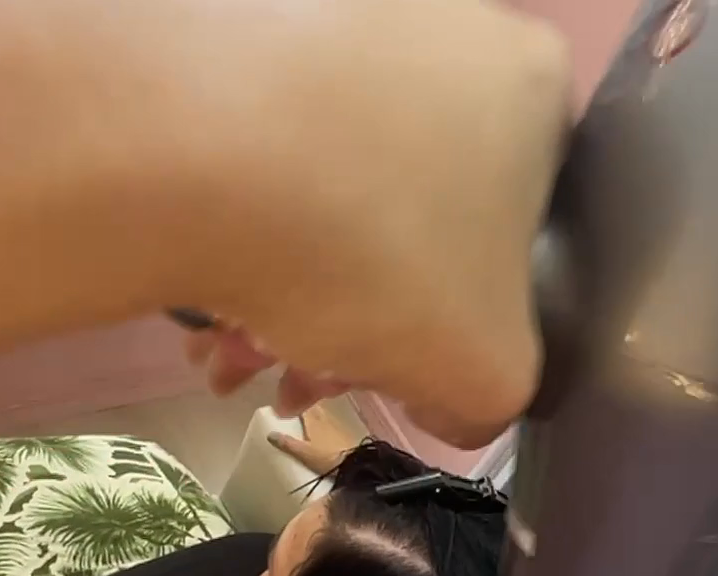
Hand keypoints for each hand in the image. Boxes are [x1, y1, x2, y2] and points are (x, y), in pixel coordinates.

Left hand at [0, 0, 570, 448]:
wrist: (186, 152)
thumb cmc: (378, 258)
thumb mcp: (485, 374)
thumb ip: (494, 397)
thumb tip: (446, 396)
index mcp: (531, 95)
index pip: (513, 249)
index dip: (456, 330)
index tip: (395, 372)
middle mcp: (447, 30)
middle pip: (410, 231)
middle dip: (351, 333)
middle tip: (294, 389)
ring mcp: (342, 19)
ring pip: (333, 201)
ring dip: (286, 305)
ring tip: (231, 365)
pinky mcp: (245, 27)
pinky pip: (268, 159)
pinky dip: (246, 239)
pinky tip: (208, 310)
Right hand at [267, 403, 363, 474]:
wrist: (355, 466)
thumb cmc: (327, 459)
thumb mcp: (304, 453)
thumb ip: (287, 444)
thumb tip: (269, 434)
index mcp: (314, 422)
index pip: (304, 407)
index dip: (297, 403)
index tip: (289, 401)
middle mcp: (326, 420)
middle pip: (316, 409)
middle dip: (308, 407)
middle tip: (299, 407)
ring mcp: (338, 427)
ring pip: (326, 415)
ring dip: (319, 414)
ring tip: (311, 416)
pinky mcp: (347, 436)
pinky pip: (334, 424)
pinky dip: (328, 424)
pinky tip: (327, 430)